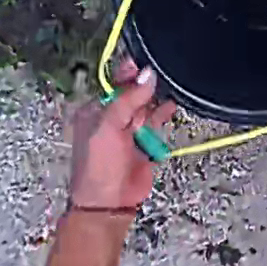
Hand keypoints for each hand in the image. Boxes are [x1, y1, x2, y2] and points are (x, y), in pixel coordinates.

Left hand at [68, 58, 174, 210]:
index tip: (147, 62)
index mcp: (95, 110)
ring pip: (148, 102)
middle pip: (134, 90)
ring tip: (170, 87)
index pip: (115, 82)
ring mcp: (130, 127)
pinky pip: (158, 118)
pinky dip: (165, 111)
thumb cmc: (99, 167)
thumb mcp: (108, 128)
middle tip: (160, 75)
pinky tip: (171, 106)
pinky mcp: (146, 138)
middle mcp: (113, 116)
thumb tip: (148, 74)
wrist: (111, 203)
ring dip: (157, 97)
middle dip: (146, 84)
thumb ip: (128, 99)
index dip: (130, 72)